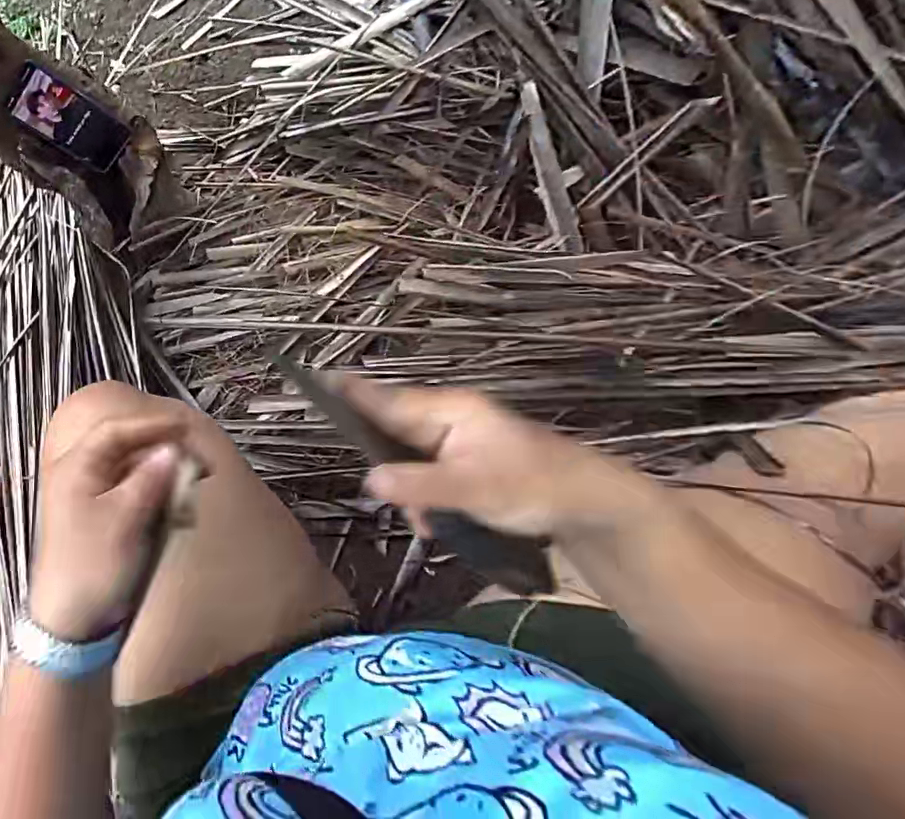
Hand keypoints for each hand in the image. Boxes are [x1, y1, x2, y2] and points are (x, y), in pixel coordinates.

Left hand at [29, 412, 189, 642]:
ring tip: (189, 499)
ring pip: (137, 474)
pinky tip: (178, 517)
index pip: (115, 431)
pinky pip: (138, 496)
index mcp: (75, 470)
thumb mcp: (125, 520)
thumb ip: (151, 478)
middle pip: (129, 450)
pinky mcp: (106, 520)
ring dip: (166, 482)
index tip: (184, 428)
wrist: (71, 630)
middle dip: (165, 457)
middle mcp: (81, 478)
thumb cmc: (91, 570)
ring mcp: (92, 499)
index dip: (152, 425)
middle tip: (197, 466)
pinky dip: (159, 501)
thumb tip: (172, 449)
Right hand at [344, 378, 661, 538]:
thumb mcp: (472, 489)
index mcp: (450, 411)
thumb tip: (370, 480)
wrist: (584, 501)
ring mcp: (460, 439)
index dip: (356, 394)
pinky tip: (441, 522)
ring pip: (415, 460)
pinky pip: (433, 474)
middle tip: (410, 507)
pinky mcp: (468, 461)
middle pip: (399, 434)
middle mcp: (450, 418)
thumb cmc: (531, 485)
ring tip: (433, 523)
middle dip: (394, 471)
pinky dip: (432, 498)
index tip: (320, 381)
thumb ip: (420, 485)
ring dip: (415, 493)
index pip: (392, 400)